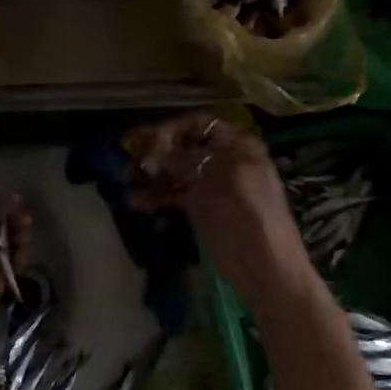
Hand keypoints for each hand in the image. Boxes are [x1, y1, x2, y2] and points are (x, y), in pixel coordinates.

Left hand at [0, 192, 33, 329]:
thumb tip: (12, 195)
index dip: (0, 202)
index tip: (18, 199)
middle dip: (13, 219)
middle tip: (25, 219)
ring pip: (10, 239)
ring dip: (19, 236)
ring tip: (24, 238)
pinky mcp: (0, 275)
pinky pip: (15, 258)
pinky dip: (20, 256)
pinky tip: (21, 257)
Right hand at [124, 111, 314, 295]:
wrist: (264, 265)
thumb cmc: (246, 212)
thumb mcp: (217, 177)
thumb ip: (185, 160)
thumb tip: (154, 153)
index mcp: (238, 144)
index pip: (200, 124)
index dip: (172, 130)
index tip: (146, 142)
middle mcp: (225, 160)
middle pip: (185, 147)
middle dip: (156, 152)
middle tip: (130, 162)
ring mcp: (213, 186)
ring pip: (177, 172)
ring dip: (152, 175)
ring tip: (126, 181)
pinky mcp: (203, 210)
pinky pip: (176, 195)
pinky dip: (157, 197)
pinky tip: (136, 203)